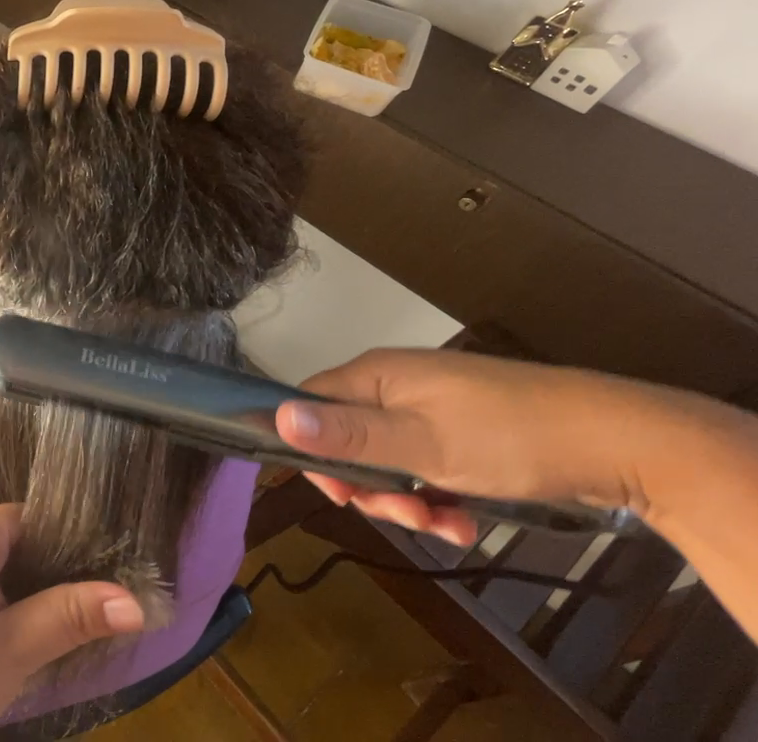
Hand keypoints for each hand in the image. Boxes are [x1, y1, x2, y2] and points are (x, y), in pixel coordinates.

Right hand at [275, 348, 655, 546]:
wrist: (627, 443)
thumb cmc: (511, 438)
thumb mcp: (422, 444)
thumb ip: (348, 434)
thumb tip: (275, 417)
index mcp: (376, 376)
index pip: (309, 404)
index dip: (310, 449)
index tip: (340, 493)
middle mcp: (396, 385)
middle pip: (350, 438)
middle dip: (371, 486)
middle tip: (404, 517)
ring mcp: (434, 407)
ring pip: (391, 459)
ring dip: (408, 499)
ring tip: (445, 526)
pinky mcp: (467, 431)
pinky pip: (429, 464)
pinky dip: (439, 496)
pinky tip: (465, 521)